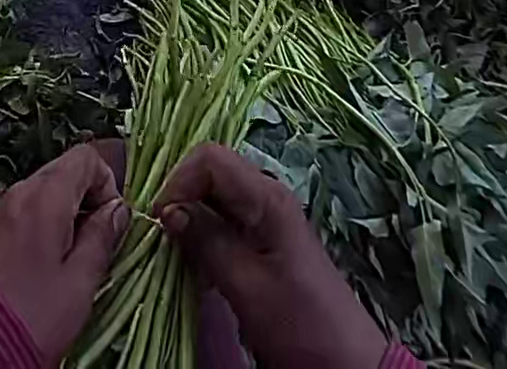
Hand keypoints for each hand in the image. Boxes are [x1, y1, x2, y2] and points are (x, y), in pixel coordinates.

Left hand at [0, 143, 131, 363]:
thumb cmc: (32, 316)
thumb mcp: (79, 282)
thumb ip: (103, 237)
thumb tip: (118, 210)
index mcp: (46, 195)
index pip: (86, 157)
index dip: (107, 181)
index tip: (112, 220)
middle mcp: (21, 190)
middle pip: (66, 170)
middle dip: (89, 197)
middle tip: (97, 240)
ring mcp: (2, 208)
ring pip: (47, 189)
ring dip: (68, 210)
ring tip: (75, 256)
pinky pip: (28, 207)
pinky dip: (46, 220)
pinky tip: (50, 261)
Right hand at [154, 143, 387, 368]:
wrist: (347, 364)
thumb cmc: (299, 324)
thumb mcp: (247, 287)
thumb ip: (207, 242)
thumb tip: (168, 211)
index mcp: (266, 196)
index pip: (210, 158)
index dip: (179, 180)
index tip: (160, 219)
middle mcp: (265, 193)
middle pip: (211, 169)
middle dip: (181, 193)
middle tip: (162, 233)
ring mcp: (265, 214)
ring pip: (214, 192)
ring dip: (190, 212)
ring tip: (175, 247)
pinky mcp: (263, 236)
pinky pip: (224, 215)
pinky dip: (203, 229)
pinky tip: (196, 259)